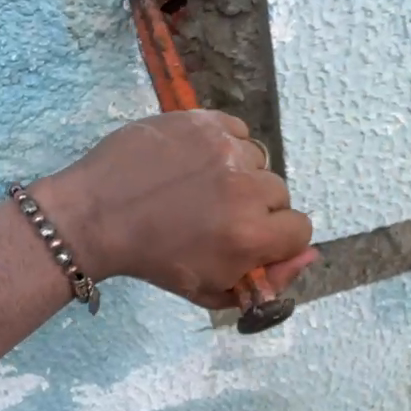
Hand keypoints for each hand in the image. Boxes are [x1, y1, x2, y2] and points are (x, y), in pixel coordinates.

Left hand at [33, 111, 316, 309]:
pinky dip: (222, 146)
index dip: (275, 237)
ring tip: (200, 186)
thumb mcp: (214, 290)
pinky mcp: (202, 120)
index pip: (300, 230)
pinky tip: (192, 162)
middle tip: (216, 213)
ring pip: (257, 160)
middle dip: (256, 206)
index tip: (248, 238)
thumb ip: (270, 280)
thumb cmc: (155, 261)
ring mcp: (225, 149)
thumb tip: (313, 255)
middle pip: (279, 193)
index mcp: (251, 236)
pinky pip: (236, 131)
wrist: (97, 216)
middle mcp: (246, 189)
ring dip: (238, 174)